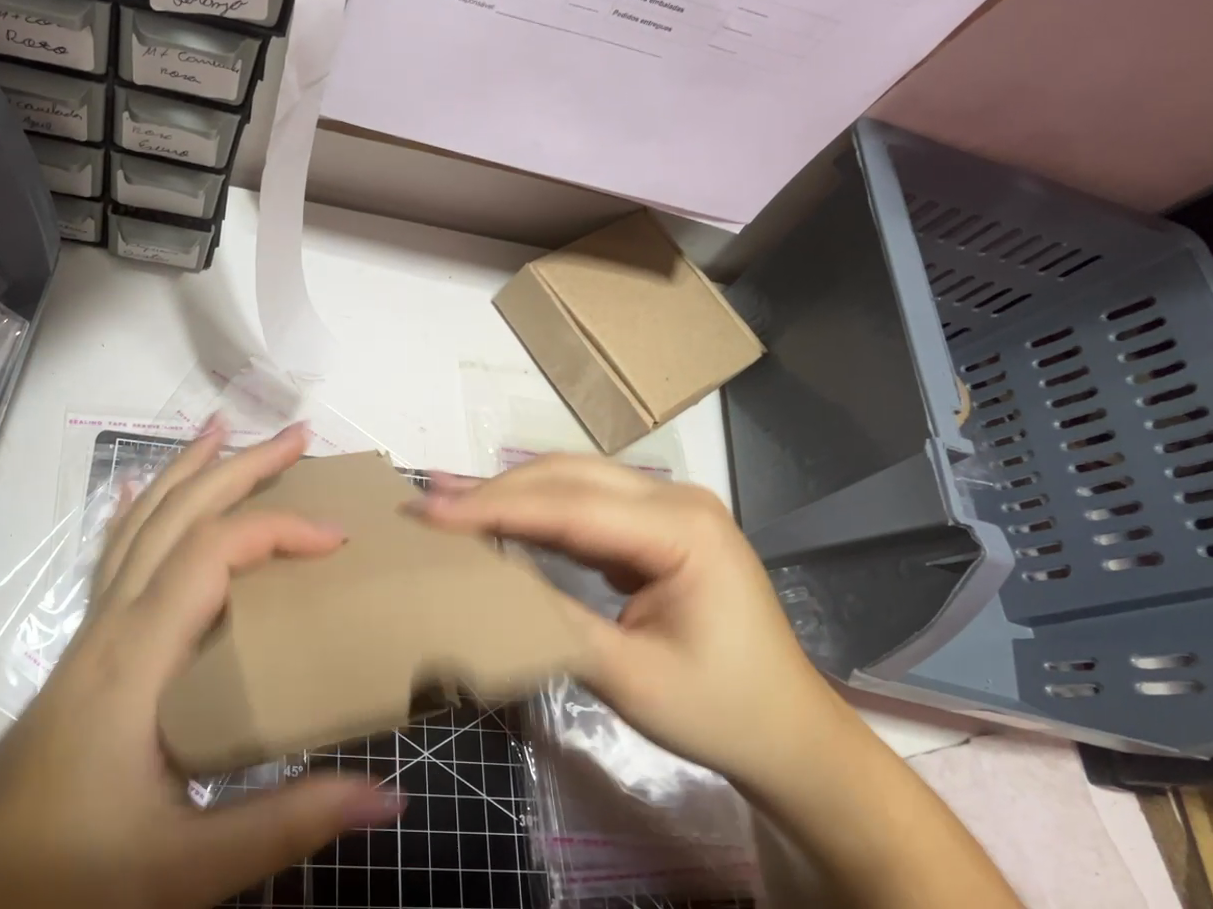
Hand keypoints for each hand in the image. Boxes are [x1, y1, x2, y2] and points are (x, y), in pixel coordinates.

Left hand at [0, 422, 403, 908]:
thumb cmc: (70, 872)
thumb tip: (389, 797)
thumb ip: (287, 825)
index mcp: (138, 659)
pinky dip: (135, 514)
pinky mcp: (83, 653)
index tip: (338, 541)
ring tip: (222, 431)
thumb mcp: (186, 866)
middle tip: (296, 434)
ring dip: (185, 473)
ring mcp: (90, 635)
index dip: (276, 530)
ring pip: (138, 526)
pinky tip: (136, 493)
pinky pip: (112, 559)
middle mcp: (111, 626)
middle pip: (173, 517)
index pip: (210, 556)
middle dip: (237, 468)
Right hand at [412, 454, 849, 785]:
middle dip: (492, 490)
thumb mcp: (629, 677)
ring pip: (572, 482)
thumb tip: (484, 585)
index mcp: (684, 531)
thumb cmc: (719, 711)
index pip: (569, 507)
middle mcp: (678, 502)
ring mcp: (669, 510)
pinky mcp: (655, 528)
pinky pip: (584, 505)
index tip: (428, 512)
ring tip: (445, 499)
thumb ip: (555, 623)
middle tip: (425, 502)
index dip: (493, 508)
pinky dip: (534, 511)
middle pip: (567, 478)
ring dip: (509, 493)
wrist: (787, 734)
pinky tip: (495, 514)